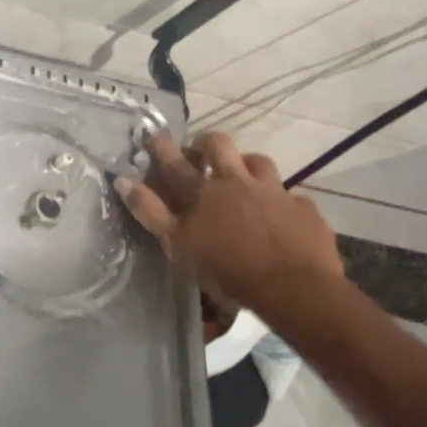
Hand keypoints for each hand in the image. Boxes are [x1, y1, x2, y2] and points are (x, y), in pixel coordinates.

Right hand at [116, 131, 345, 320]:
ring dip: (247, 165)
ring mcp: (275, 193)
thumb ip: (149, 211)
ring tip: (243, 178)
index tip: (152, 136)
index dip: (160, 145)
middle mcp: (237, 182)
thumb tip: (121, 180)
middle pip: (219, 144)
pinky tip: (281, 215)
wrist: (295, 289)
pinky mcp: (305, 210)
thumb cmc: (227, 269)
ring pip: (259, 161)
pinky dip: (282, 201)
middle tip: (201, 156)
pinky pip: (292, 196)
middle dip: (206, 144)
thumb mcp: (177, 244)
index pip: (173, 160)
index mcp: (202, 192)